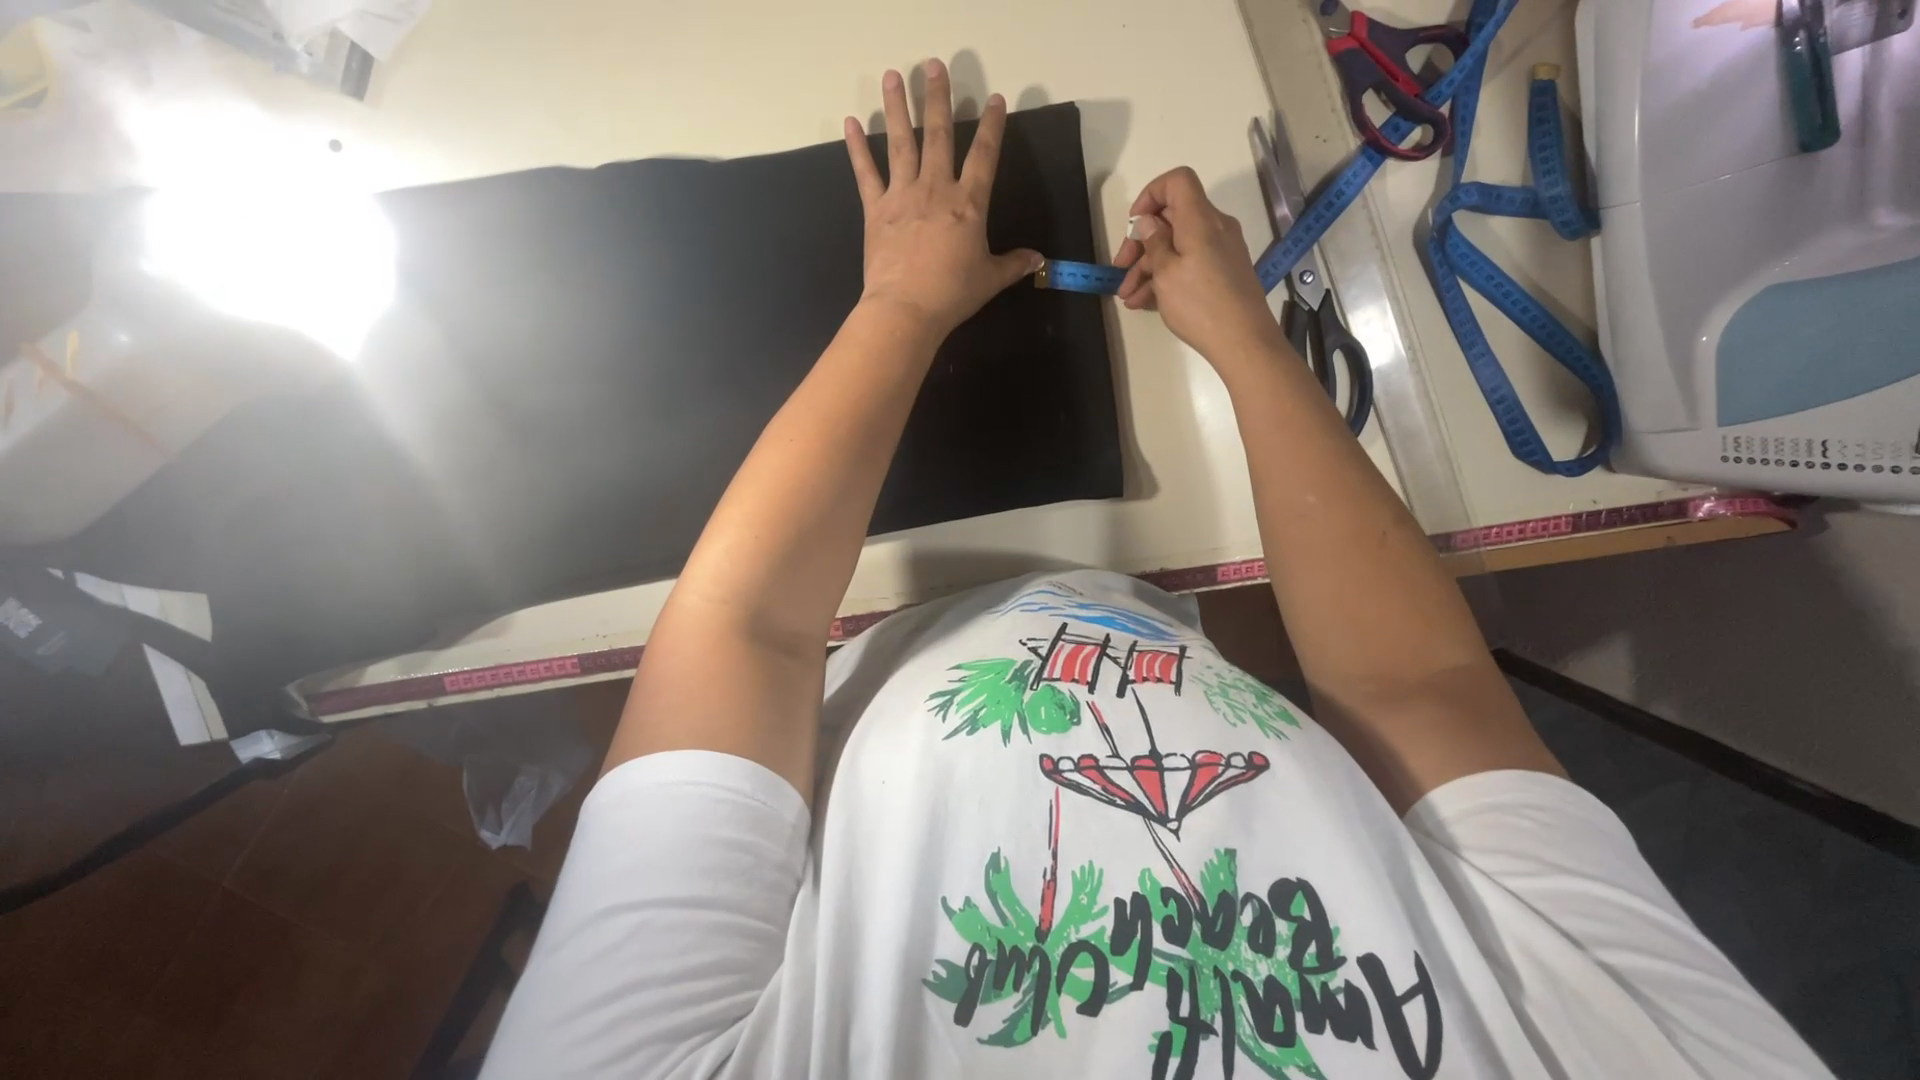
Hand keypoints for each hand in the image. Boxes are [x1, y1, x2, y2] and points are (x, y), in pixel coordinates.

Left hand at [843, 61, 1041, 336]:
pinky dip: (857, 148)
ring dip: (897, 107)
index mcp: (968, 204)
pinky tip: (851, 122)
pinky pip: (865, 173)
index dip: (992, 126)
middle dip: (938, 98)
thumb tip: (1038, 260)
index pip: (984, 155)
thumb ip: (1013, 264)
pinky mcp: (876, 210)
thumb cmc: (953, 294)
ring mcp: (903, 195)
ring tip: (894, 76)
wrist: (906, 308)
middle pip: (938, 135)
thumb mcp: (990, 279)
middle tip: (935, 66)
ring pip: (900, 143)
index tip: (995, 100)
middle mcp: (936, 189)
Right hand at [1113, 167, 1284, 366]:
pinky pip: (1189, 264)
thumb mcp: (1166, 273)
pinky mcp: (1223, 272)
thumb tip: (1149, 222)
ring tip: (1127, 296)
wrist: (1243, 341)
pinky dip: (1166, 277)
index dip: (1151, 195)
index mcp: (1200, 219)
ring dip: (1148, 267)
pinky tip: (1144, 301)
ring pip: (1177, 246)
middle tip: (1120, 267)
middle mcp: (1214, 227)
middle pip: (1172, 218)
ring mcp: (1220, 251)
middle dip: (1141, 242)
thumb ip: (1154, 242)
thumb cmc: (1200, 305)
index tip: (1134, 224)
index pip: (1177, 182)